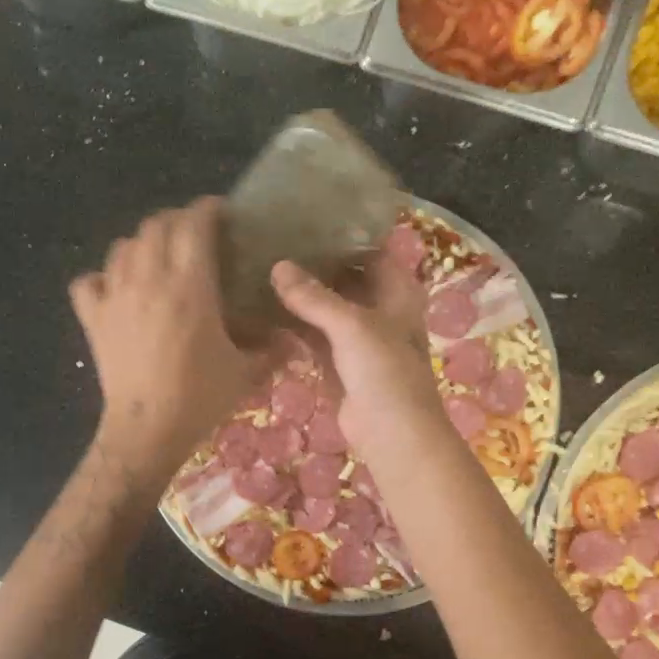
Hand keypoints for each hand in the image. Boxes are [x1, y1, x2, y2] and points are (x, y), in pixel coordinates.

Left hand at [72, 197, 269, 479]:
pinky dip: (101, 278)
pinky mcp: (93, 318)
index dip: (208, 209)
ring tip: (157, 260)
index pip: (194, 222)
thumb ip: (271, 350)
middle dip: (176, 221)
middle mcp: (148, 278)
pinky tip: (114, 290)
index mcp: (190, 284)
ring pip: (122, 246)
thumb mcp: (245, 373)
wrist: (147, 430)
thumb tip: (291, 340)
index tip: (222, 215)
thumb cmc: (199, 398)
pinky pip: (88, 282)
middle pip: (156, 225)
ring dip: (142, 245)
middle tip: (193, 237)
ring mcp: (115, 296)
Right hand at [270, 256, 437, 454]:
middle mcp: (380, 309)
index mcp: (397, 291)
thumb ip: (312, 297)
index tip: (301, 226)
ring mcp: (359, 339)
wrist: (392, 432)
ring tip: (261, 275)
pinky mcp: (339, 365)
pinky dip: (295, 328)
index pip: (368, 253)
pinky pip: (314, 338)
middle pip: (344, 280)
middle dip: (313, 268)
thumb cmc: (384, 370)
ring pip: (326, 310)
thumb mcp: (350, 325)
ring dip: (300, 299)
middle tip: (271, 248)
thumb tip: (276, 266)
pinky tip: (265, 314)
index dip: (340, 241)